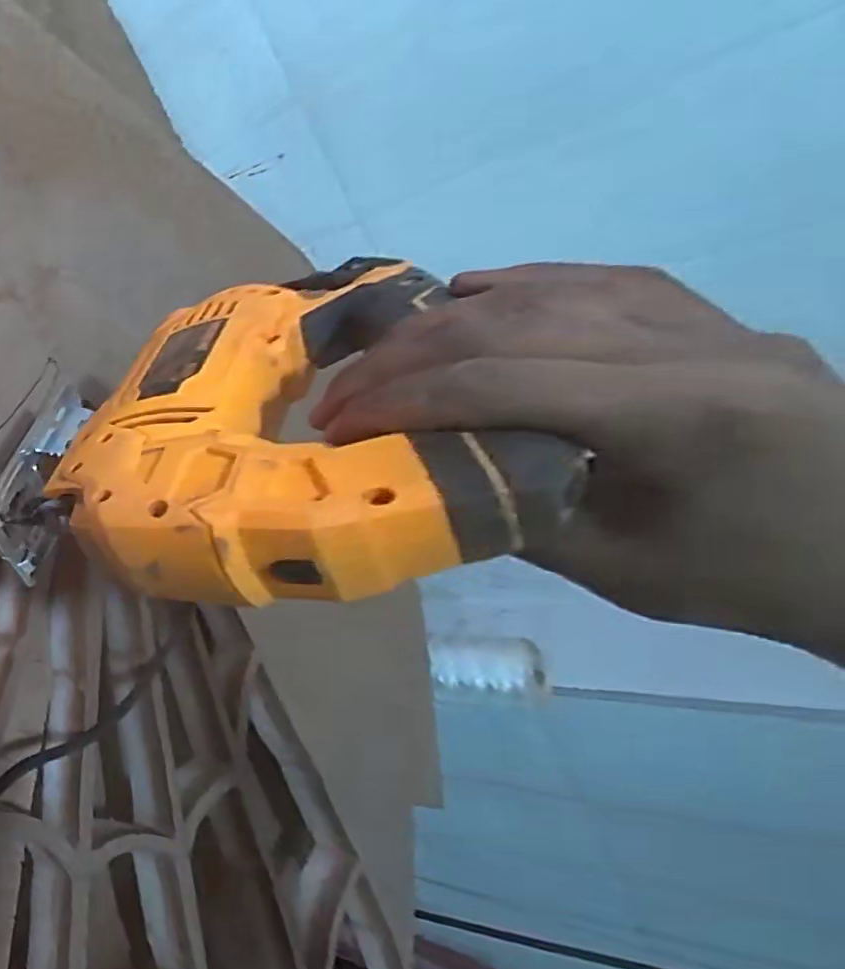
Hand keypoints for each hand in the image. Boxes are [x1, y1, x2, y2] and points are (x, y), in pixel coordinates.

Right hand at [310, 262, 844, 661]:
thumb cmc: (745, 575)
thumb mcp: (607, 564)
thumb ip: (505, 508)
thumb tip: (416, 477)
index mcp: (672, 414)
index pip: (494, 383)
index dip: (396, 400)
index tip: (334, 428)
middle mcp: (691, 347)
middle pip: (506, 325)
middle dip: (399, 359)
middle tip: (338, 397)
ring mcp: (707, 323)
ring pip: (543, 294)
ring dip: (440, 321)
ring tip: (379, 354)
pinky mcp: (708, 320)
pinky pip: (597, 281)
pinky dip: (517, 284)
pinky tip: (467, 293)